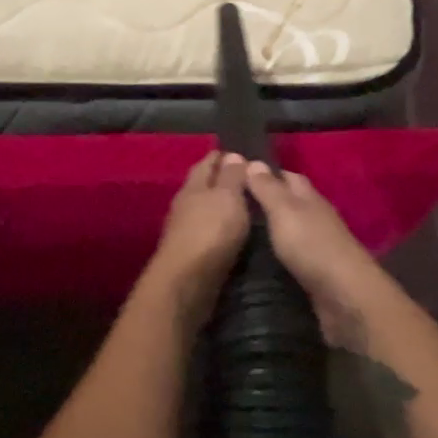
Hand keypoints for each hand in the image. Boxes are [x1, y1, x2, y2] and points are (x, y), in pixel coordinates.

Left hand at [148, 152, 251, 324]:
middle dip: (224, 181)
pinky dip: (223, 230)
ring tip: (249, 208)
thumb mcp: (227, 197)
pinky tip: (237, 235)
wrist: (186, 284)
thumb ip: (232, 176)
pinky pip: (210, 234)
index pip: (208, 162)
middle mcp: (186, 205)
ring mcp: (185, 231)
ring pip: (206, 211)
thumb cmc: (210, 232)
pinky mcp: (191, 256)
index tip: (243, 153)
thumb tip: (232, 154)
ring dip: (224, 208)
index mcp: (194, 186)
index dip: (224, 156)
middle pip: (205, 186)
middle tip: (252, 181)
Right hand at [244, 162, 386, 342]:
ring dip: (268, 230)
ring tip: (233, 233)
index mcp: (309, 198)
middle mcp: (315, 218)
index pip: (287, 177)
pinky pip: (290, 256)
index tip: (236, 175)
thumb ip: (268, 189)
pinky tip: (255, 260)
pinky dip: (274, 254)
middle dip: (263, 202)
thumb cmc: (312, 246)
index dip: (265, 173)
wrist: (344, 297)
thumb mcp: (285, 211)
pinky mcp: (315, 273)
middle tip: (228, 207)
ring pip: (289, 230)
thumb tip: (253, 160)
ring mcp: (317, 246)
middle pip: (289, 203)